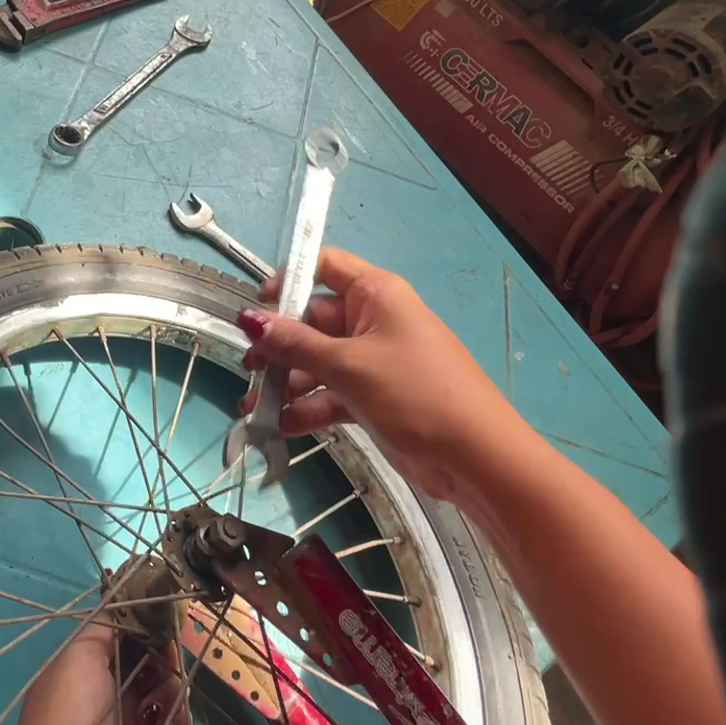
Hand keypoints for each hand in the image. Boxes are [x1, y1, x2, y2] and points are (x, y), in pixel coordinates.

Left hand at [14, 622, 188, 724]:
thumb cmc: (68, 711)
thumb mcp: (77, 656)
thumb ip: (102, 624)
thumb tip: (122, 591)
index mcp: (91, 667)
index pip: (127, 636)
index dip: (147, 624)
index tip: (166, 612)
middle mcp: (112, 689)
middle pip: (151, 661)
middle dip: (165, 655)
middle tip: (170, 655)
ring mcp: (132, 720)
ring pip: (167, 690)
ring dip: (172, 689)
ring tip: (163, 701)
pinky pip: (175, 723)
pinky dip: (180, 719)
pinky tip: (175, 721)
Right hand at [236, 248, 530, 499]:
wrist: (477, 458)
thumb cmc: (415, 393)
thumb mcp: (349, 366)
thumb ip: (295, 344)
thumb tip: (249, 320)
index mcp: (375, 294)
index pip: (323, 266)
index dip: (288, 278)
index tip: (257, 306)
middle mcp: (373, 320)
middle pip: (313, 320)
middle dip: (278, 345)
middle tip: (248, 369)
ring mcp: (373, 360)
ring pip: (318, 361)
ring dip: (286, 383)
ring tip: (255, 408)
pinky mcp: (375, 397)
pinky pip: (331, 393)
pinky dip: (308, 407)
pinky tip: (282, 427)